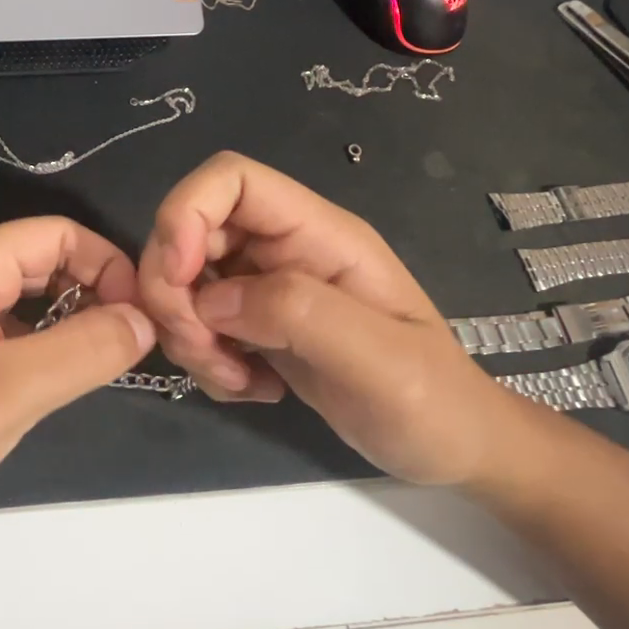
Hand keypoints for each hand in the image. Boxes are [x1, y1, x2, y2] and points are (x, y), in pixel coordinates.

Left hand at [0, 217, 155, 534]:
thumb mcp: (12, 390)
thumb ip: (85, 350)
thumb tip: (145, 319)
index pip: (57, 234)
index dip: (108, 264)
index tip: (145, 317)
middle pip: (44, 261)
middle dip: (94, 291)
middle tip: (136, 343)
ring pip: (28, 299)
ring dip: (71, 322)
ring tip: (108, 363)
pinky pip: (9, 331)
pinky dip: (43, 347)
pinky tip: (61, 382)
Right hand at [139, 152, 521, 483]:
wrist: (452, 449)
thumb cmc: (432, 401)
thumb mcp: (380, 359)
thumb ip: (299, 313)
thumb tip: (212, 299)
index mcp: (317, 233)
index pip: (230, 179)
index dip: (186, 214)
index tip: (177, 279)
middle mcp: (281, 248)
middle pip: (191, 233)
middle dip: (176, 292)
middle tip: (202, 348)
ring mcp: (263, 286)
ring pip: (184, 283)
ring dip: (189, 334)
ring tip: (236, 377)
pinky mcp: (252, 323)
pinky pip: (195, 323)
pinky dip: (204, 358)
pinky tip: (249, 386)